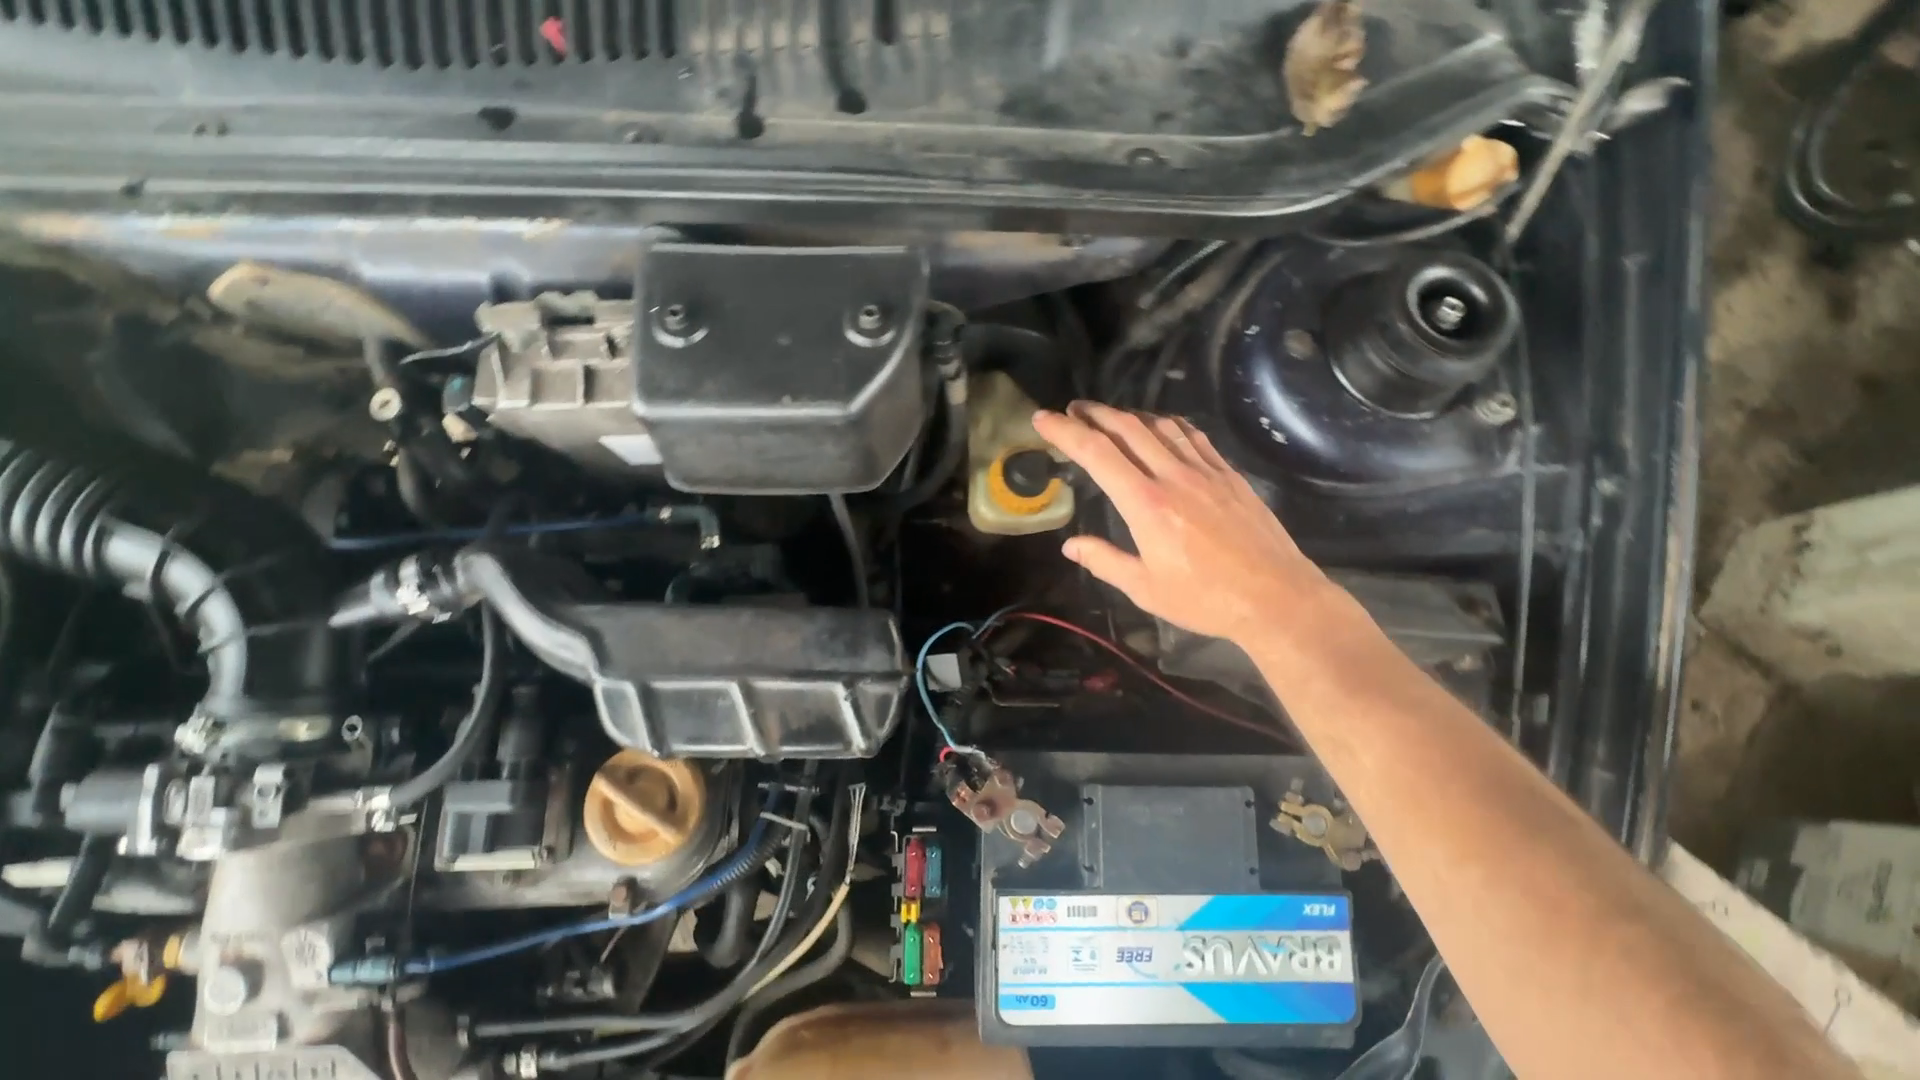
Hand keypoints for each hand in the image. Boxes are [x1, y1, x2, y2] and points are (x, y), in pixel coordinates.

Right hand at [1033, 402, 1342, 646]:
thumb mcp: (1145, 589)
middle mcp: (1173, 477)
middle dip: (1094, 413)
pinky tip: (1163, 428)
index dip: (1065, 431)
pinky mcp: (1230, 476)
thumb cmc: (1205, 599)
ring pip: (1161, 426)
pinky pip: (1194, 437)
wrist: (1275, 597)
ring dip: (1130, 415)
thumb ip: (1105, 561)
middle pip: (1127, 428)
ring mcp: (1205, 472)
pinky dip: (1169, 425)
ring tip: (1111, 417)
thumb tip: (1071, 545)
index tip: (1043, 419)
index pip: (1096, 453)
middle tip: (1072, 410)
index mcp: (1145, 505)